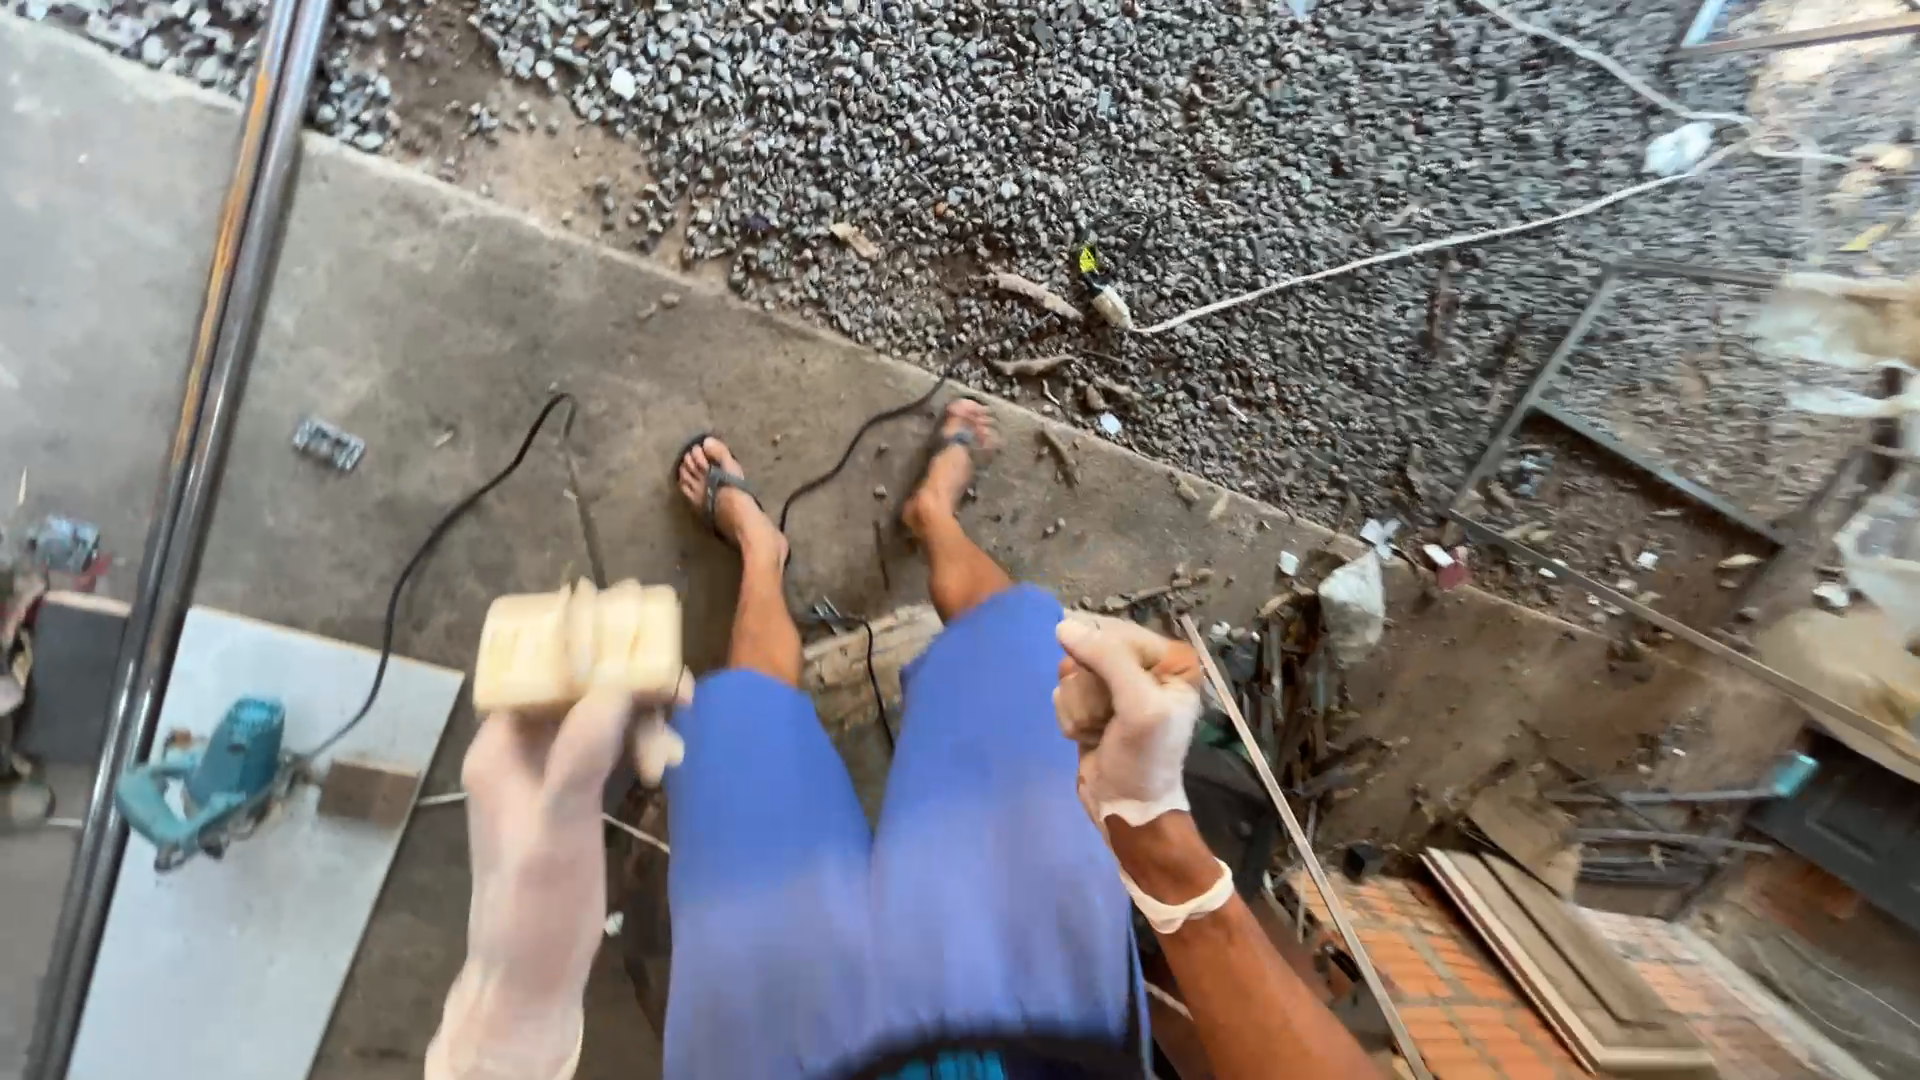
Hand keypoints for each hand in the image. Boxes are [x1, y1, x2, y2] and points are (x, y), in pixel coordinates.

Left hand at [426, 677, 689, 1079]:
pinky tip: (664, 767)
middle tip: (679, 698)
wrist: (535, 974)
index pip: (544, 674)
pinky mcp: (580, 790)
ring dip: (645, 724)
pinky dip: (643, 748)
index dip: (591, 652)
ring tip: (672, 757)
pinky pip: (617, 746)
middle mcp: (526, 749)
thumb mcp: (557, 832)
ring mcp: (554, 769)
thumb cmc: (535, 905)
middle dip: (633, 690)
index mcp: (501, 748)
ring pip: (608, 716)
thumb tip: (616, 685)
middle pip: (585, 690)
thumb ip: (581, 758)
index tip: (643, 649)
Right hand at [1053, 615, 1205, 829]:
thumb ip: (1108, 660)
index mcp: (1170, 660)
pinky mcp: (1092, 703)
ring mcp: (1116, 685)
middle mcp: (1145, 666)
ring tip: (1100, 730)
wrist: (1124, 808)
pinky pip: (1064, 690)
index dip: (1103, 659)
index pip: (1119, 631)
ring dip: (1079, 706)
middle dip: (1090, 687)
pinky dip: (1071, 716)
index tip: (1109, 690)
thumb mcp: (1139, 706)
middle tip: (1108, 716)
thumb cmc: (1144, 759)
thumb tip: (1063, 626)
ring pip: (1073, 671)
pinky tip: (1089, 735)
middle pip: (1090, 649)